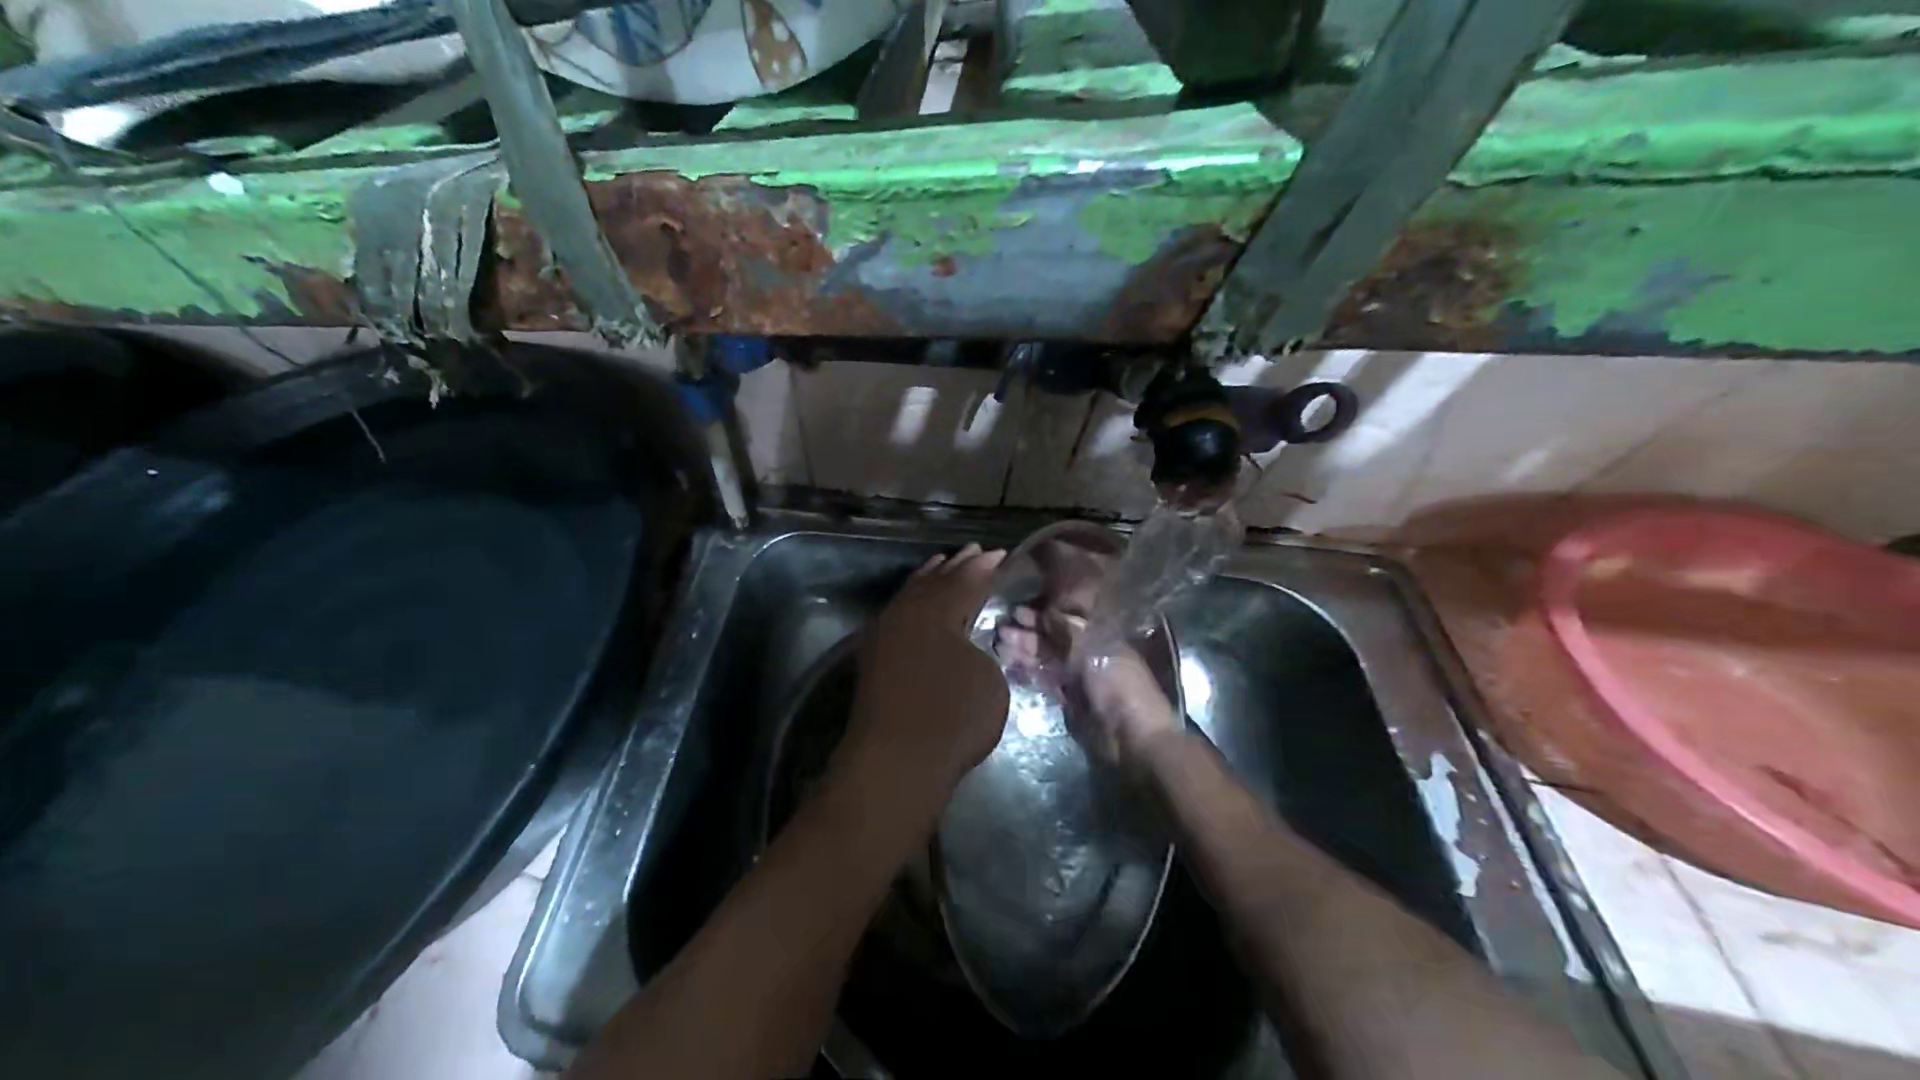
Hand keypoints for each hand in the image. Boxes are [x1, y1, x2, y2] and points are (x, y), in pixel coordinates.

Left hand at [838, 544, 1008, 814]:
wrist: (894, 763)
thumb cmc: (951, 718)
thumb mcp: (988, 679)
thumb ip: (980, 649)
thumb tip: (967, 642)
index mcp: (936, 611)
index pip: (966, 580)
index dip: (985, 567)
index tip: (1000, 554)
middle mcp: (905, 614)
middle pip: (934, 582)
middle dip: (956, 566)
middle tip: (974, 551)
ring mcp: (883, 637)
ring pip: (910, 596)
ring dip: (930, 580)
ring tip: (943, 565)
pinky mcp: (872, 661)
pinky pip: (899, 616)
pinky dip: (913, 604)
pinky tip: (917, 608)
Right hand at [995, 606, 1179, 770]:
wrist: (1132, 735)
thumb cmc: (1116, 684)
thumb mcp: (1091, 648)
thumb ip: (1067, 629)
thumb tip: (1047, 611)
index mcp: (1101, 637)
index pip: (1066, 621)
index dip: (1042, 616)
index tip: (1017, 613)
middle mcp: (1089, 655)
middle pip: (1054, 641)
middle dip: (1028, 634)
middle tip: (1001, 630)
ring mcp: (1080, 680)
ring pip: (1047, 661)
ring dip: (1025, 653)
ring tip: (1000, 646)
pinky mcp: (1072, 703)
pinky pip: (1048, 682)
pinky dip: (1031, 673)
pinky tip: (1012, 666)